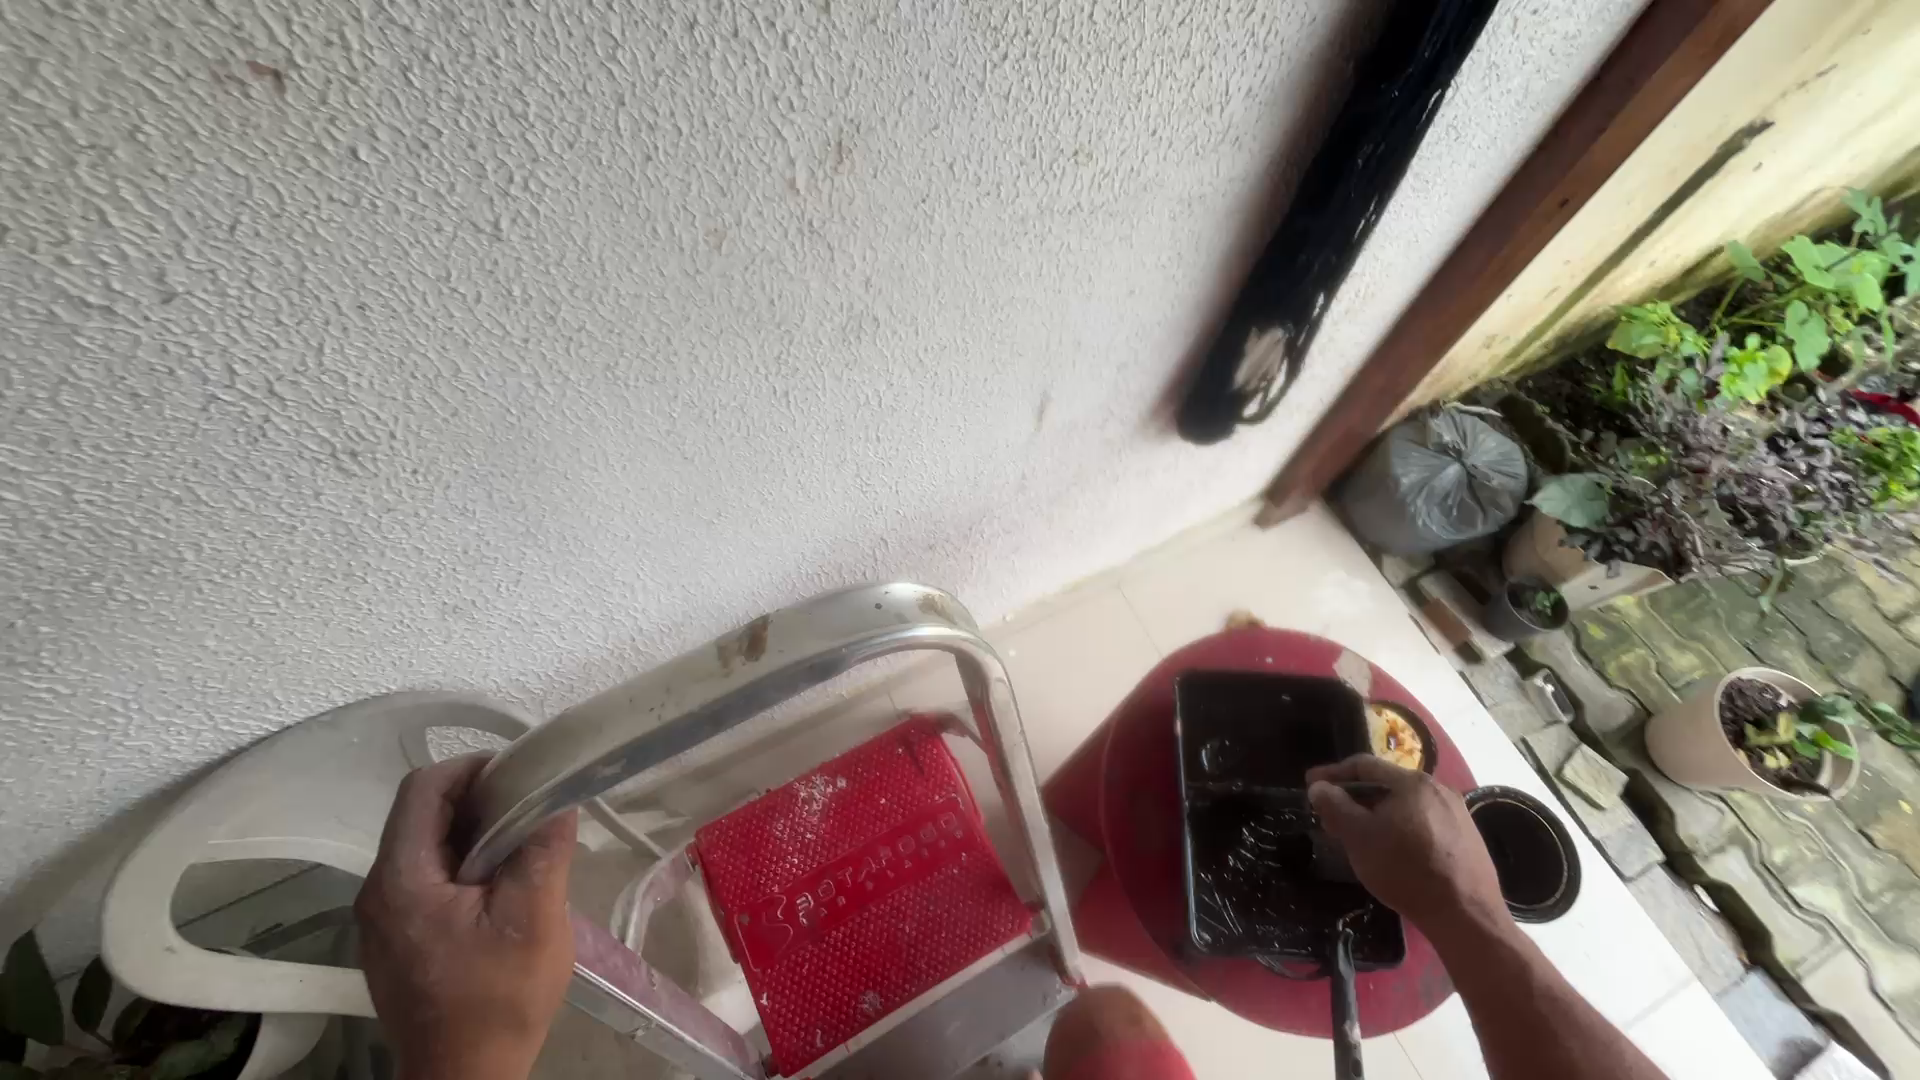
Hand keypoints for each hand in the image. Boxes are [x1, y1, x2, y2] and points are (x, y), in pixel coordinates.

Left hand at [355, 755, 578, 1079]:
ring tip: (531, 834)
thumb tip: (559, 797)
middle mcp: (380, 891)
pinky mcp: (402, 934)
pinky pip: (433, 872)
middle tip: (537, 801)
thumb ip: (543, 850)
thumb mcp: (534, 917)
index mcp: (401, 881)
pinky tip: (510, 874)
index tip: (525, 773)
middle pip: (424, 812)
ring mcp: (386, 915)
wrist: (466, 1076)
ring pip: (430, 841)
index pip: (424, 789)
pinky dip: (471, 857)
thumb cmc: (497, 998)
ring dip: (480, 827)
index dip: (474, 767)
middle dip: (483, 796)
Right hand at [1306, 755, 1508, 942]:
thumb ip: (1334, 805)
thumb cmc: (1406, 870)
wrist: (1467, 918)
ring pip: (1403, 805)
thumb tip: (1320, 787)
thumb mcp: (1359, 836)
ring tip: (1358, 835)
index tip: (1310, 786)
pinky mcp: (1466, 839)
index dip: (1332, 773)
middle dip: (1353, 798)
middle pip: (1384, 784)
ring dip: (1375, 814)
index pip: (1363, 765)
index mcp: (1412, 783)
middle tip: (1331, 816)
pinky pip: (1422, 822)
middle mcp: (1438, 790)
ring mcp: (1457, 815)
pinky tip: (1390, 849)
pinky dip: (1398, 827)